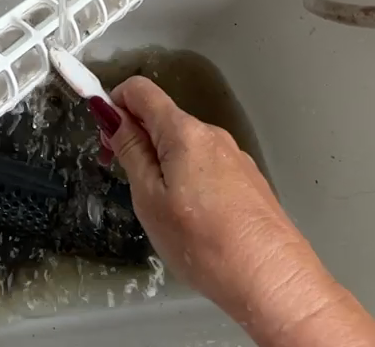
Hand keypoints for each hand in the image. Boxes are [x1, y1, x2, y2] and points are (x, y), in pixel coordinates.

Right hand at [96, 78, 374, 346]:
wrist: (275, 283)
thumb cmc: (209, 246)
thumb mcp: (150, 199)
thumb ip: (129, 151)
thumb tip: (110, 114)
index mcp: (183, 132)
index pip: (138, 90)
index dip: (112, 102)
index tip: (99, 126)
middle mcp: (211, 135)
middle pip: (161, 117)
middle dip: (135, 137)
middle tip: (122, 174)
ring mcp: (233, 157)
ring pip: (183, 144)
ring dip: (161, 160)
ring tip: (159, 207)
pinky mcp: (246, 181)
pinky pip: (205, 164)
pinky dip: (186, 177)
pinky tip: (190, 217)